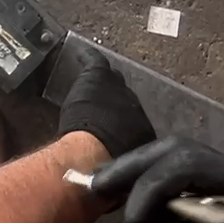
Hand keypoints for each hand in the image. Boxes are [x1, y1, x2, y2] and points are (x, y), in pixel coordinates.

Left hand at [54, 42, 154, 158]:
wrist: (96, 150)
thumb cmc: (108, 166)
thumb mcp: (124, 168)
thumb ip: (125, 164)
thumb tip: (120, 171)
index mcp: (143, 130)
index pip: (133, 121)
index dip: (123, 122)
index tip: (116, 126)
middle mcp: (136, 106)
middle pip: (125, 99)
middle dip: (116, 102)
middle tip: (105, 105)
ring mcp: (117, 89)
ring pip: (112, 82)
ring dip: (105, 84)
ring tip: (99, 80)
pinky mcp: (99, 76)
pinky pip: (95, 60)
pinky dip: (88, 55)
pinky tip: (80, 50)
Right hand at [90, 137, 223, 222]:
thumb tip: (137, 218)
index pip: (186, 164)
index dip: (150, 185)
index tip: (129, 218)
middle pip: (177, 152)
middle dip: (135, 166)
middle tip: (98, 185)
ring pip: (178, 160)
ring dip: (143, 172)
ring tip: (110, 189)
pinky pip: (187, 178)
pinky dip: (159, 185)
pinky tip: (139, 199)